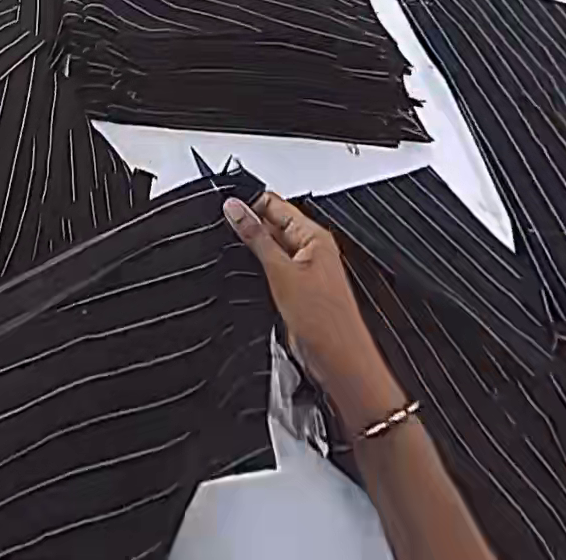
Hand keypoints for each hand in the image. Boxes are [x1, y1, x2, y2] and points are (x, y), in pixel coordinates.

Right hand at [226, 193, 404, 422]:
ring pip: (268, 246)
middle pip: (269, 223)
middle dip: (248, 226)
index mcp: (313, 236)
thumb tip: (235, 207)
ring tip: (238, 256)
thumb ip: (255, 236)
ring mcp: (302, 269)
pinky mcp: (295, 288)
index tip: (226, 207)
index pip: (274, 203)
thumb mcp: (281, 271)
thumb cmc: (326, 321)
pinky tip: (248, 275)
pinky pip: (270, 267)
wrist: (340, 363)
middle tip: (227, 232)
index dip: (249, 202)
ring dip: (252, 249)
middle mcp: (310, 249)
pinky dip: (257, 268)